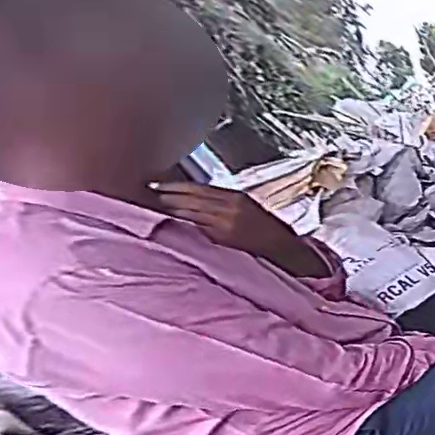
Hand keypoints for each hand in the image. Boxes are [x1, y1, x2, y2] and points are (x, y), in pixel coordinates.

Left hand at [153, 182, 326, 277]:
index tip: (155, 185)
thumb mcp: (250, 208)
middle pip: (187, 199)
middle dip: (166, 197)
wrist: (284, 249)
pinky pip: (193, 227)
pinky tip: (172, 223)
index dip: (172, 186)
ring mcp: (224, 222)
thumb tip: (192, 198)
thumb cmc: (268, 230)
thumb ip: (225, 202)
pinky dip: (181, 224)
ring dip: (169, 211)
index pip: (196, 187)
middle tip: (150, 196)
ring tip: (157, 209)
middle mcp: (230, 208)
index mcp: (238, 197)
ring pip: (186, 213)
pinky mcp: (219, 236)